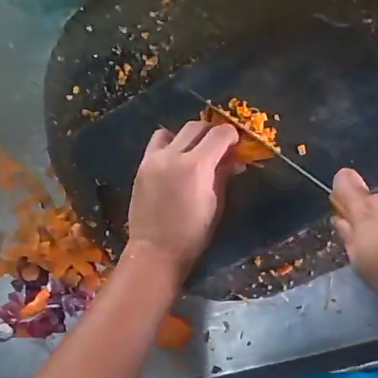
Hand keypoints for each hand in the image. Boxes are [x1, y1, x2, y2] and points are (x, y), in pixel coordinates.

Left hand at [125, 121, 240, 277]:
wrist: (155, 250)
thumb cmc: (193, 234)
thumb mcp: (216, 204)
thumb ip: (223, 175)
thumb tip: (233, 158)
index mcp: (196, 165)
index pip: (219, 134)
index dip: (231, 135)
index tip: (236, 143)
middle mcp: (172, 156)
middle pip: (195, 127)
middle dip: (211, 132)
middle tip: (219, 146)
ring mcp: (153, 160)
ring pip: (172, 132)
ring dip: (186, 136)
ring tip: (194, 151)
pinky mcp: (141, 167)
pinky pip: (156, 145)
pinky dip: (168, 145)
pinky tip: (175, 161)